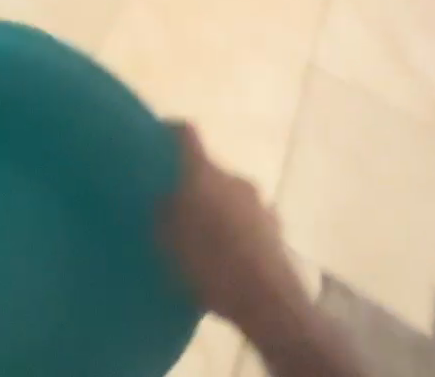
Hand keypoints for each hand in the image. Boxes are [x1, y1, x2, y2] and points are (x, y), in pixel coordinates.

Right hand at [157, 126, 364, 376]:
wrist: (269, 303)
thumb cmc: (209, 263)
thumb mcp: (167, 237)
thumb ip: (161, 208)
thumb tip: (160, 194)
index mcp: (204, 173)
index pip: (186, 134)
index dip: (170, 132)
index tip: (157, 138)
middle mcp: (234, 179)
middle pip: (209, 169)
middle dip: (193, 181)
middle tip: (175, 201)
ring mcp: (260, 204)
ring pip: (229, 195)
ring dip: (217, 207)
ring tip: (202, 233)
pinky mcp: (277, 230)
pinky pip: (248, 219)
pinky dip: (236, 228)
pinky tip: (227, 253)